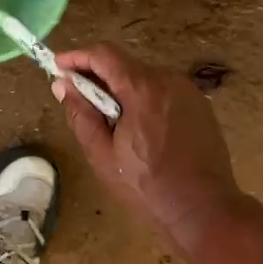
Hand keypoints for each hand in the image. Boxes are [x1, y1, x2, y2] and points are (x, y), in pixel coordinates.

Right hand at [54, 44, 245, 250]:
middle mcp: (167, 80)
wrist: (204, 209)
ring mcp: (187, 90)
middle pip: (124, 64)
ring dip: (122, 89)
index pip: (104, 54)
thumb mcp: (102, 155)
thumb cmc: (147, 186)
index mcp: (142, 89)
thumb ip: (81, 115)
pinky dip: (144, 99)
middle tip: (81, 101)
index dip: (77, 56)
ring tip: (113, 122)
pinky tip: (141, 129)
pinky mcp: (199, 104)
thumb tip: (62, 85)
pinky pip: (162, 90)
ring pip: (143, 77)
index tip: (58, 66)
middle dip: (98, 77)